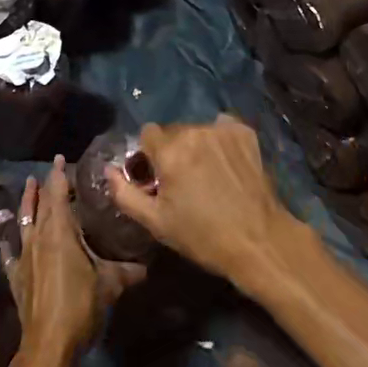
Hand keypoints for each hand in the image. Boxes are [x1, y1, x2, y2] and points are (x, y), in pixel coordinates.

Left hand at [4, 155, 144, 356]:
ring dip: (26, 204)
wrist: (49, 345)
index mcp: (60, 232)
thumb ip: (128, 271)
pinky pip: (10, 256)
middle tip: (50, 171)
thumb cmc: (81, 305)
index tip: (60, 158)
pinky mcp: (17, 280)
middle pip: (41, 205)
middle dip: (45, 186)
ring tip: (27, 187)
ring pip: (24, 223)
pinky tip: (4, 240)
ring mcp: (25, 259)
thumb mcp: (111, 285)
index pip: (58, 194)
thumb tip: (148, 265)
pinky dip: (7, 245)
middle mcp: (39, 239)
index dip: (58, 175)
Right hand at [107, 115, 303, 285]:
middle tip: (183, 180)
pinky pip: (222, 127)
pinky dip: (220, 140)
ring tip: (207, 174)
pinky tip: (227, 163)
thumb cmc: (202, 236)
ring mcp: (223, 129)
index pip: (148, 133)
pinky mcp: (245, 131)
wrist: (258, 239)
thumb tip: (109, 170)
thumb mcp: (156, 223)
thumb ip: (126, 194)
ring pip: (198, 129)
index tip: (158, 177)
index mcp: (170, 150)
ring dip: (196, 145)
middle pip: (173, 131)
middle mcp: (195, 130)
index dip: (149, 155)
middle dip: (173, 150)